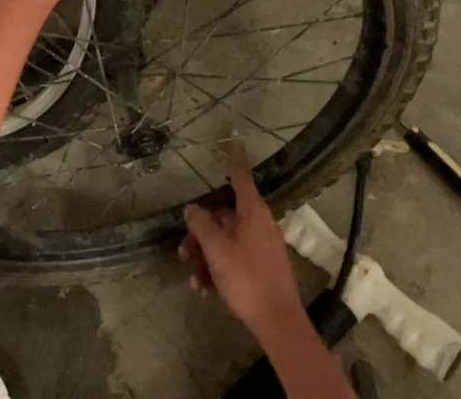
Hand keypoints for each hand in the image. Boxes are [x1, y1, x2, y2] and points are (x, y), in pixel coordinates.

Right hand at [179, 142, 308, 341]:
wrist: (278, 321)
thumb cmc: (247, 278)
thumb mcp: (217, 251)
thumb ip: (202, 226)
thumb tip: (192, 208)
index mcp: (252, 212)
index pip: (240, 177)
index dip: (233, 158)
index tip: (232, 138)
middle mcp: (260, 223)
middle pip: (223, 216)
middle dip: (200, 233)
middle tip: (183, 252)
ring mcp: (262, 245)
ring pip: (226, 240)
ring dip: (206, 256)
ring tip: (194, 279)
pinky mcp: (262, 266)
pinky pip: (235, 259)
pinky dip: (218, 270)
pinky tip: (205, 290)